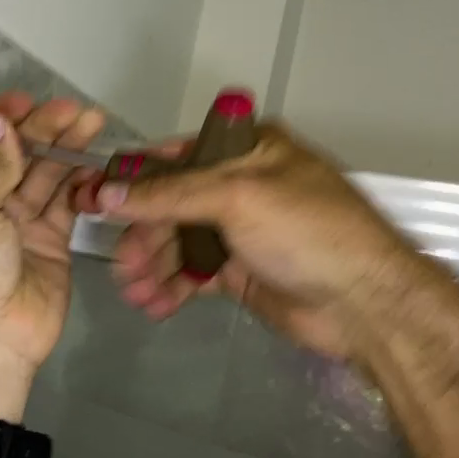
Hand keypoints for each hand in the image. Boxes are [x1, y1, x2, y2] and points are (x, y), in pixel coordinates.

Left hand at [0, 93, 105, 420]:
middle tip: (72, 110)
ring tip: (92, 122)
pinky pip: (65, 204)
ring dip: (65, 150)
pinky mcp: (50, 241)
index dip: (0, 123)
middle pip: (14, 157)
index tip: (25, 101)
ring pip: (43, 176)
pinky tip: (96, 164)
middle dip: (41, 130)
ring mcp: (19, 223)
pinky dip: (80, 184)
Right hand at [86, 122, 424, 358]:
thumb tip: (103, 194)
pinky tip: (154, 304)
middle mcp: (238, 186)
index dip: (131, 180)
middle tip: (121, 265)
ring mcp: (238, 231)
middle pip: (168, 206)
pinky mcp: (238, 271)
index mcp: (245, 151)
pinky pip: (190, 274)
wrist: (366, 306)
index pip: (173, 157)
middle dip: (141, 236)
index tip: (93, 202)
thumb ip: (166, 194)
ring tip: (134, 293)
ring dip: (151, 266)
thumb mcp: (235, 197)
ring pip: (176, 242)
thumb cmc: (307, 233)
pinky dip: (170, 288)